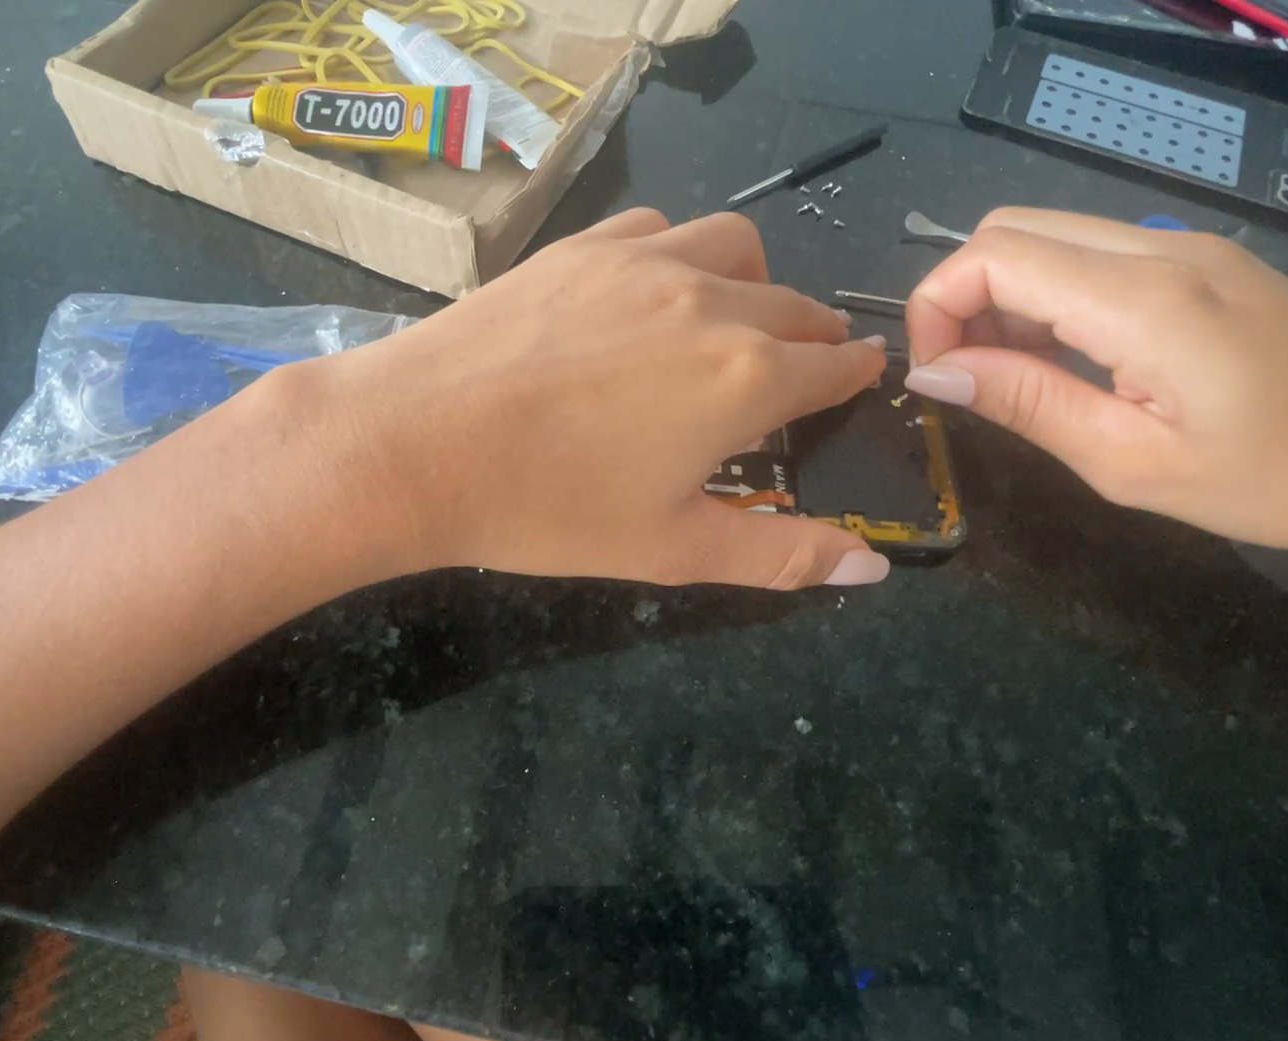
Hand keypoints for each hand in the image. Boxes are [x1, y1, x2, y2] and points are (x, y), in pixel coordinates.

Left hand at [283, 209, 892, 588]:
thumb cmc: (547, 510)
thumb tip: (872, 565)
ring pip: (736, 248)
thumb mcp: (672, 550)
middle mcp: (710, 302)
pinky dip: (680, 253)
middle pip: (794, 305)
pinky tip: (650, 291)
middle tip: (798, 368)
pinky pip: (660, 228)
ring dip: (756, 282)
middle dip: (812, 338)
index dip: (854, 376)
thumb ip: (780, 554)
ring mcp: (643, 262)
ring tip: (731, 321)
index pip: (833, 367)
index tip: (858, 379)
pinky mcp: (582, 246)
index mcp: (744, 379)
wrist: (415, 445)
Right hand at [902, 208, 1287, 571]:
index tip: (935, 379)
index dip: (934, 308)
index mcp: (1142, 299)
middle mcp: (1161, 250)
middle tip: (962, 379)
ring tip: (1007, 380)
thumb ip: (1026, 404)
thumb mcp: (1133, 463)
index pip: (990, 256)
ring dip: (998, 301)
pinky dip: (1044, 301)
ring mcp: (1187, 251)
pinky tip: (1059, 363)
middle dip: (957, 298)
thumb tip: (931, 374)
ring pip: (1046, 239)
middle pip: (1008, 230)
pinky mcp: (1202, 268)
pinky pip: (1089, 259)